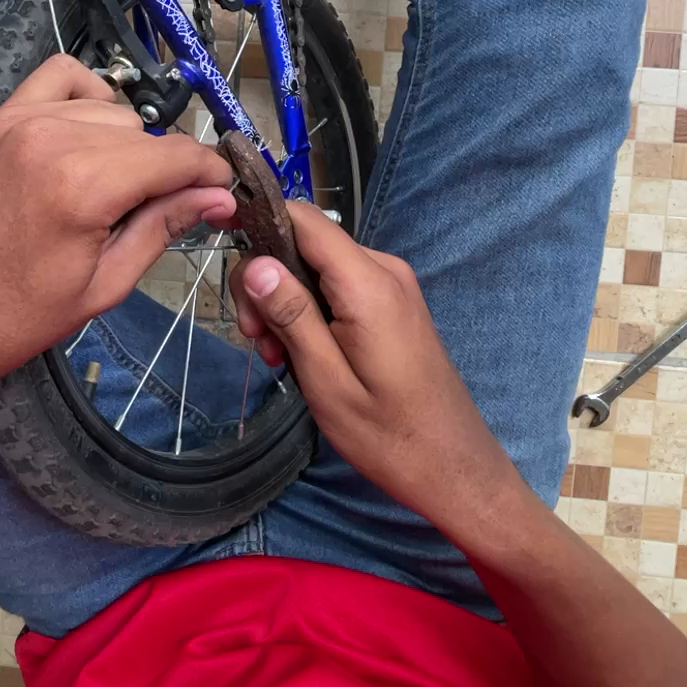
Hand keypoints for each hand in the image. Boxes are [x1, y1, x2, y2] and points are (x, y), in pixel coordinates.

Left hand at [0, 55, 235, 410]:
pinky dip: (89, 97)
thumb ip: (165, 226)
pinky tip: (90, 135)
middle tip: (163, 209)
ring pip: (114, 109)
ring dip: (130, 143)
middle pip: (148, 133)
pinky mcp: (1, 119)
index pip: (175, 156)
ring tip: (117, 188)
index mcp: (83, 184)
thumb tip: (220, 197)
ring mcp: (21, 120)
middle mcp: (53, 137)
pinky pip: (63, 77)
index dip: (210, 172)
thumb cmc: (19, 318)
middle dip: (169, 168)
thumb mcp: (107, 284)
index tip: (225, 191)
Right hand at [229, 203, 531, 538]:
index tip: (232, 270)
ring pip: (315, 266)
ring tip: (281, 358)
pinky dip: (310, 311)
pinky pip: (336, 285)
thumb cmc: (388, 435)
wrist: (454, 468)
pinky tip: (305, 353)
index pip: (303, 218)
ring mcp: (390, 283)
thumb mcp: (327, 381)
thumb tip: (254, 263)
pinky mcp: (390, 300)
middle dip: (268, 284)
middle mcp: (382, 268)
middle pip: (303, 243)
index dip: (259, 224)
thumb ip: (291, 315)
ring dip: (286, 303)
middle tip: (259, 344)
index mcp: (368, 283)